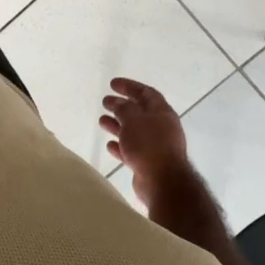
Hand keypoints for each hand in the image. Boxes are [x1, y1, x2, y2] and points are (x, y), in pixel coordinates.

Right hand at [100, 78, 192, 207]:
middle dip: (121, 106)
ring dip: (118, 125)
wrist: (162, 181)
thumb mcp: (133, 120)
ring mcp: (155, 146)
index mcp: (162, 113)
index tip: (112, 84)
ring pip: (133, 131)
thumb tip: (119, 103)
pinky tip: (109, 145)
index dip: (130, 86)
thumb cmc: (148, 145)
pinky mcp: (148, 162)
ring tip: (101, 121)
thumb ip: (124, 108)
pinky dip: (121, 146)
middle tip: (105, 101)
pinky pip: (132, 150)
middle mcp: (161, 127)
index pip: (146, 93)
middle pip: (139, 112)